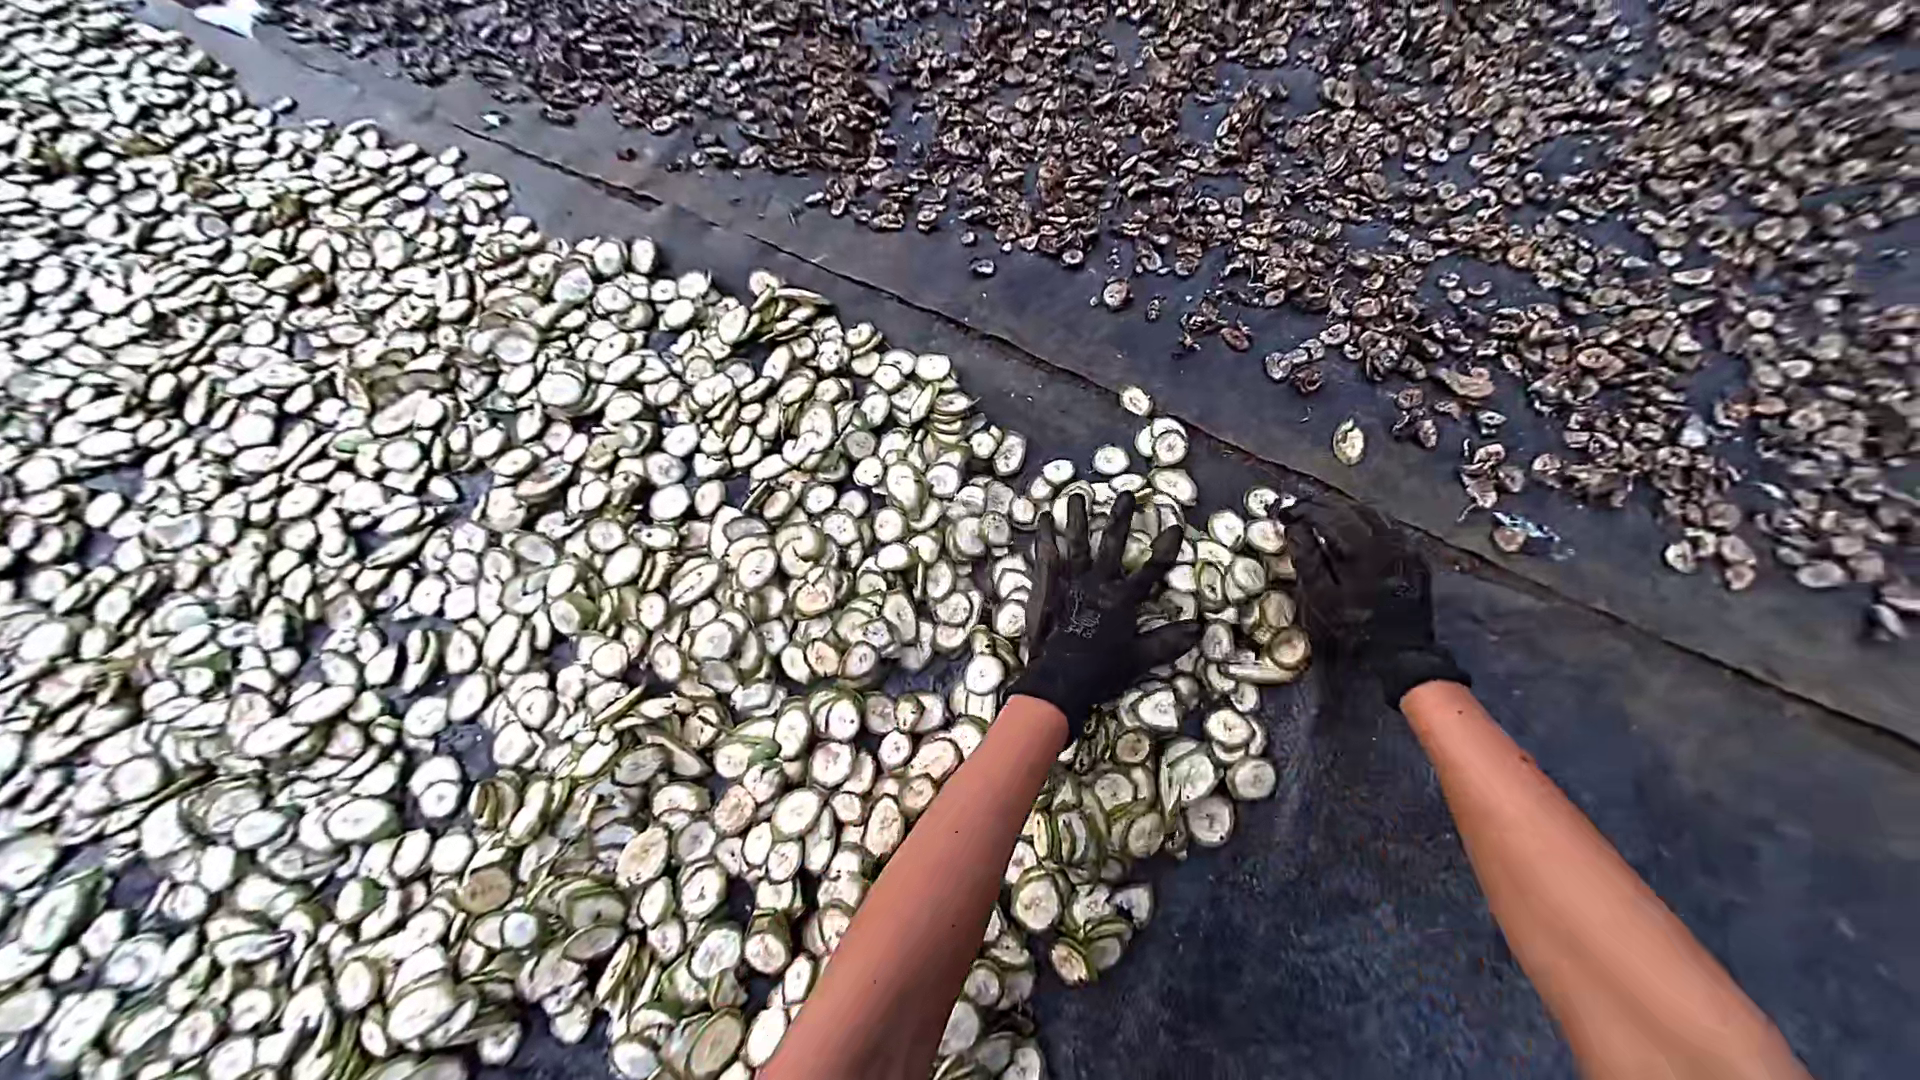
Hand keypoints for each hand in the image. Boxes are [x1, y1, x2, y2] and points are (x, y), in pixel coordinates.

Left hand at [1009, 491, 1201, 740]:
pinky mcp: (1048, 589)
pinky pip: (1044, 558)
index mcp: (1122, 600)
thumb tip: (1200, 628)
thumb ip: (1168, 642)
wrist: (1060, 679)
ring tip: (1076, 496)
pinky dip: (1043, 539)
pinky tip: (1041, 520)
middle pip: (1111, 545)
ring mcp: (1070, 583)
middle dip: (1121, 519)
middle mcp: (1097, 584)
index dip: (1165, 548)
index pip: (1151, 569)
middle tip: (1126, 494)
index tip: (1175, 526)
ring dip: (1076, 519)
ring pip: (1075, 544)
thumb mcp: (1140, 659)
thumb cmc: (1102, 671)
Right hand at [1278, 496, 1468, 707]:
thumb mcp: (1321, 596)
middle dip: (1321, 505)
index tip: (1285, 514)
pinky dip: (1362, 521)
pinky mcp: (1413, 555)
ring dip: (1342, 510)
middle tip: (1298, 510)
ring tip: (1318, 515)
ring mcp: (1405, 547)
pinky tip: (1348, 529)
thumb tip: (1294, 528)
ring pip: (1371, 513)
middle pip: (1351, 508)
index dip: (1304, 511)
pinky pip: (1386, 527)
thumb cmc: (1354, 626)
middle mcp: (1388, 541)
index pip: (1329, 515)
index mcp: (1362, 550)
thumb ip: (1307, 558)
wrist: (1401, 650)